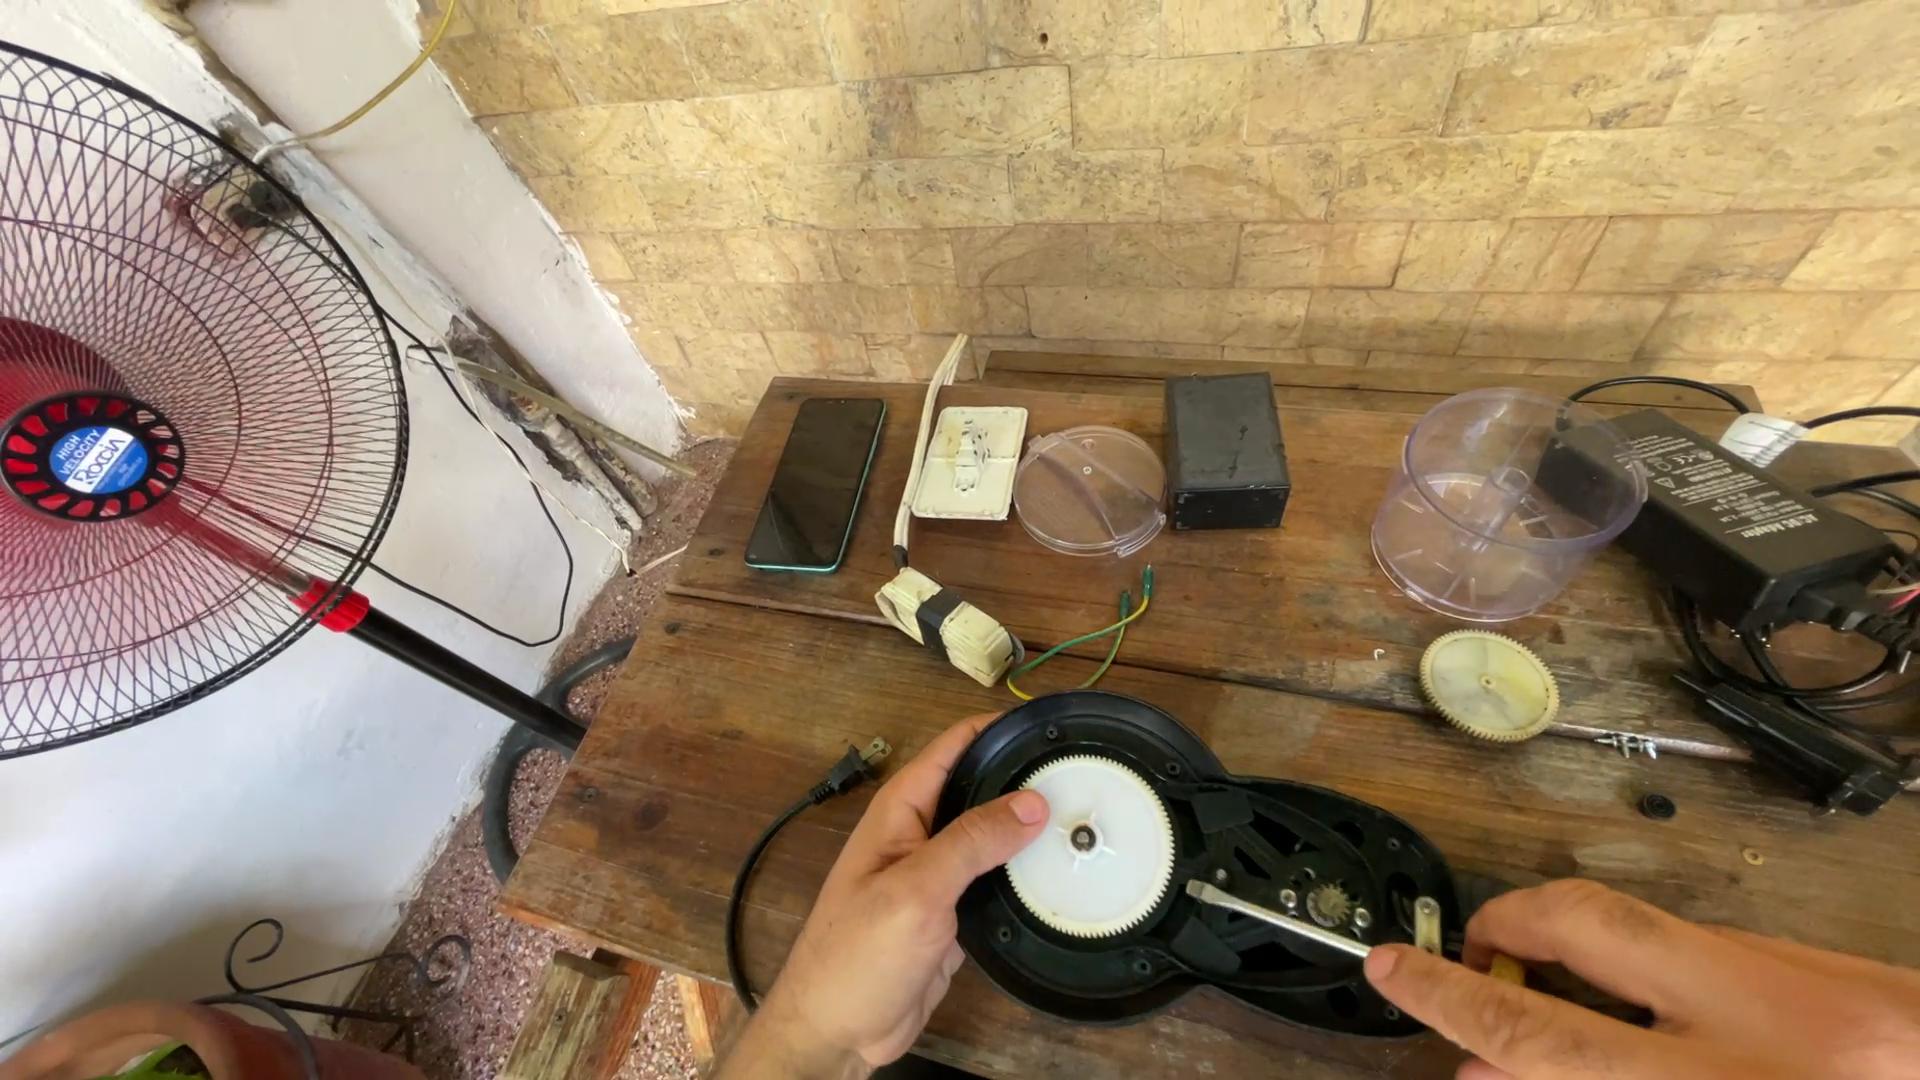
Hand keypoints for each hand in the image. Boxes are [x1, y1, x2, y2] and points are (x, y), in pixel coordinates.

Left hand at [724, 714, 1047, 1077]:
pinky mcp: (953, 908)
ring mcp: (937, 870)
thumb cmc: (858, 954)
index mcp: (903, 807)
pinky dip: (1022, 871)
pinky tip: (1057, 871)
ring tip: (1081, 817)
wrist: (839, 1031)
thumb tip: (1032, 803)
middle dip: (1020, 777)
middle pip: (978, 787)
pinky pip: (993, 876)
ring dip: (1026, 828)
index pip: (954, 746)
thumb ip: (973, 842)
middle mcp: (921, 829)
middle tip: (1078, 774)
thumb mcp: (918, 890)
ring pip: (990, 833)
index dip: (996, 729)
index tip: (1044, 726)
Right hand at [1364, 879, 1919, 1078]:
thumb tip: (1487, 1073)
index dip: (1452, 997)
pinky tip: (1667, 1024)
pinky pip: (1714, 945)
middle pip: (1586, 920)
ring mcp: (1836, 986)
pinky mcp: (1859, 969)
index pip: (1545, 1033)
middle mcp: (1791, 1028)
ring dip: (1582, 951)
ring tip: (1564, 998)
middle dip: (1509, 925)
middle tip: (1477, 958)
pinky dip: (1659, 973)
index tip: (1391, 968)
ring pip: (1651, 924)